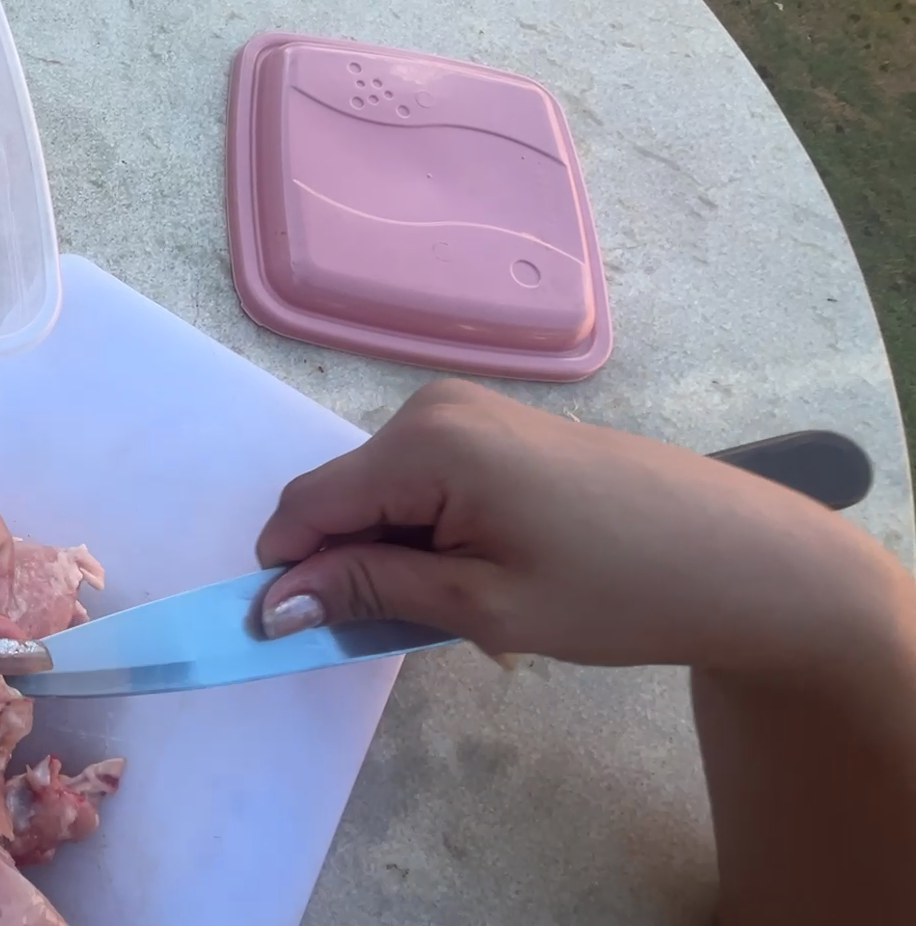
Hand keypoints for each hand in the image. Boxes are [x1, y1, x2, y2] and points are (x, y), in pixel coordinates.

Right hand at [254, 379, 914, 683]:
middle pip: (340, 493)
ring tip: (457, 590)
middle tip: (409, 617)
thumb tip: (272, 606)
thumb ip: (365, 593)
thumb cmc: (622, 589)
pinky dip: (415, 523)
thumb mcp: (482, 606)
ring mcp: (456, 407)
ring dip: (386, 544)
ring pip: (372, 487)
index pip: (308, 502)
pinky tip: (475, 554)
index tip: (297, 623)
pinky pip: (409, 474)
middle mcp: (428, 408)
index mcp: (425, 444)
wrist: (756, 561)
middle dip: (348, 557)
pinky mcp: (478, 419)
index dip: (288, 563)